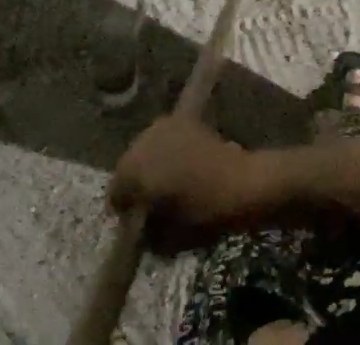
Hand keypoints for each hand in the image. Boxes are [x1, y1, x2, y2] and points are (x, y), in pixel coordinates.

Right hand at [107, 115, 275, 251]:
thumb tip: (142, 230)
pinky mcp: (184, 121)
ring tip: (165, 183)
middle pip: (128, 165)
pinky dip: (168, 152)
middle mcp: (142, 142)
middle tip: (149, 202)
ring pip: (145, 149)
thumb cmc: (205, 214)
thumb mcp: (171, 238)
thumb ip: (148, 235)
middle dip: (135, 183)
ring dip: (150, 165)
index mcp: (133, 170)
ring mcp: (163, 127)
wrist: (244, 183)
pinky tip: (180, 167)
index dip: (122, 208)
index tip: (133, 220)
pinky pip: (166, 139)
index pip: (115, 191)